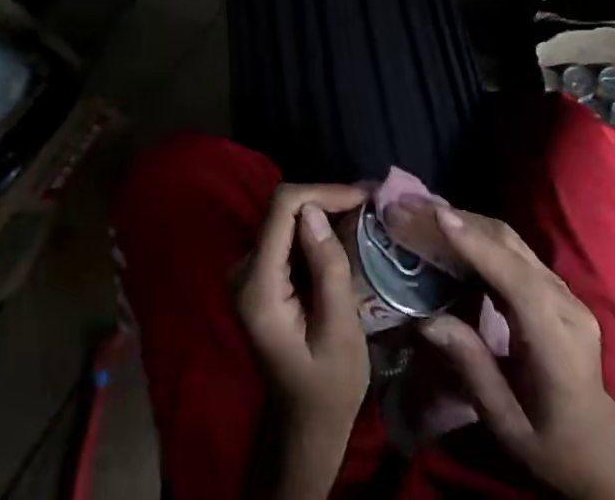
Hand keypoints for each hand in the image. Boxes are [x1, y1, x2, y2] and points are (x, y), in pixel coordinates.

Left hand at [236, 183, 370, 499]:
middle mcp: (242, 270)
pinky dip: (316, 231)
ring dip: (324, 212)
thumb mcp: (340, 331)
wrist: (304, 423)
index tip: (363, 197)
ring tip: (366, 211)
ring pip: (285, 219)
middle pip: (282, 211)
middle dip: (327, 199)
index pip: (280, 210)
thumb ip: (328, 268)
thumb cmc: (328, 387)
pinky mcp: (259, 276)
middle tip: (372, 201)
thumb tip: (314, 211)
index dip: (321, 192)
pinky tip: (347, 232)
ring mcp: (247, 272)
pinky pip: (287, 237)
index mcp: (257, 286)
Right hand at [415, 205, 614, 499]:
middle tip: (408, 207)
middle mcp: (565, 304)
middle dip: (459, 220)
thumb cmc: (550, 443)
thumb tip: (425, 321)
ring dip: (464, 220)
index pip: (517, 280)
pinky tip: (446, 230)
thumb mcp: (506, 421)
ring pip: (510, 240)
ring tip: (418, 210)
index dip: (477, 245)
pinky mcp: (553, 286)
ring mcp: (563, 290)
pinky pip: (511, 249)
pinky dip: (476, 233)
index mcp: (557, 341)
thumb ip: (472, 368)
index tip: (438, 216)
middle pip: (511, 246)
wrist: (601, 446)